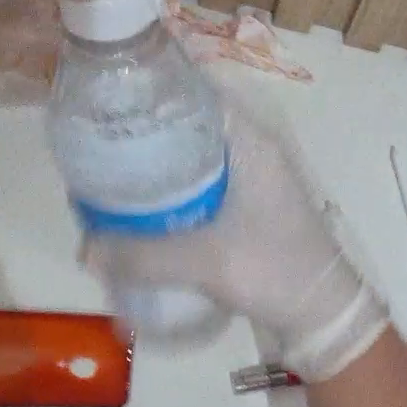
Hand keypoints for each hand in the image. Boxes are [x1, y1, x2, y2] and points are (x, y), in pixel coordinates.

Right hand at [83, 100, 390, 382]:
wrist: (322, 313)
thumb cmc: (275, 270)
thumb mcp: (206, 261)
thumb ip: (143, 256)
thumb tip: (83, 250)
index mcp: (250, 143)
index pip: (197, 94)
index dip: (154, 92)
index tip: (111, 101)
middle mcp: (252, 152)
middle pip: (189, 127)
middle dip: (145, 136)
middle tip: (97, 145)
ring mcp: (251, 181)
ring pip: (193, 160)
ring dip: (157, 168)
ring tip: (108, 177)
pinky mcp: (247, 209)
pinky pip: (200, 188)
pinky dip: (172, 194)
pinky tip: (140, 212)